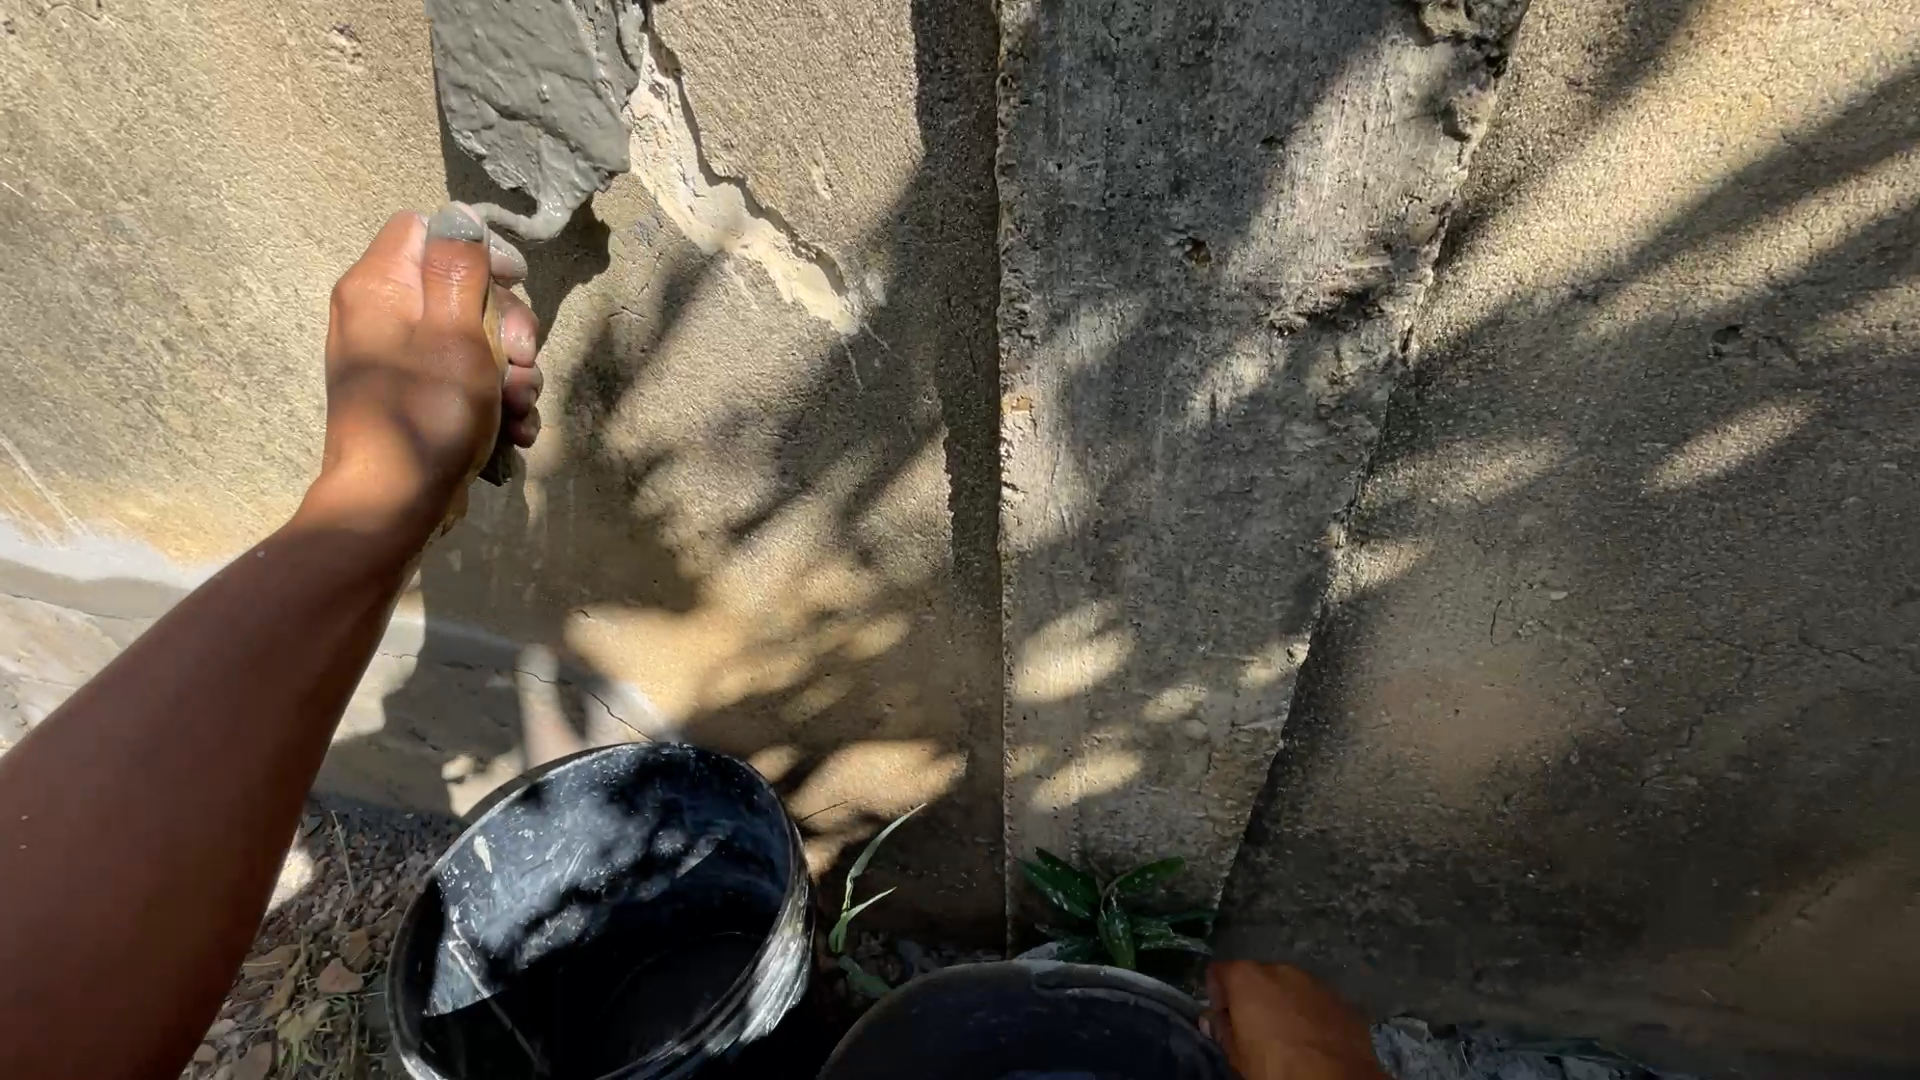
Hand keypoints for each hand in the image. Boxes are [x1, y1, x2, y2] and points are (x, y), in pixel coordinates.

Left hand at [304, 203, 543, 545]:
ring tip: (520, 409)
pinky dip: (502, 404)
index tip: (516, 282)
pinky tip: (516, 431)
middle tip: (525, 360)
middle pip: (466, 291)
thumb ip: (459, 269)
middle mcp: (389, 317)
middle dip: (512, 328)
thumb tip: (461, 217)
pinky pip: (474, 382)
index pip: (428, 231)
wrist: (398, 501)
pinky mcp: (426, 398)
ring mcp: (408, 361)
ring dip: (517, 376)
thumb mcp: (456, 334)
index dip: (479, 250)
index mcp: (382, 288)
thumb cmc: (427, 412)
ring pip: (482, 342)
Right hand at [1203, 962, 1386, 1079]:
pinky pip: (1318, 1004)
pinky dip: (1313, 1016)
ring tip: (1291, 1038)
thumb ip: (1222, 1031)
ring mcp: (1315, 983)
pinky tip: (1317, 1042)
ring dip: (1286, 1005)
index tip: (1222, 1018)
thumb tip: (1212, 1020)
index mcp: (1246, 977)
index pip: (1218, 972)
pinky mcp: (1344, 1003)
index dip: (1216, 994)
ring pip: (1291, 988)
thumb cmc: (1276, 1069)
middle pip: (1257, 978)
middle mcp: (1279, 969)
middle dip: (1255, 999)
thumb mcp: (1238, 1057)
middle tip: (1257, 1031)